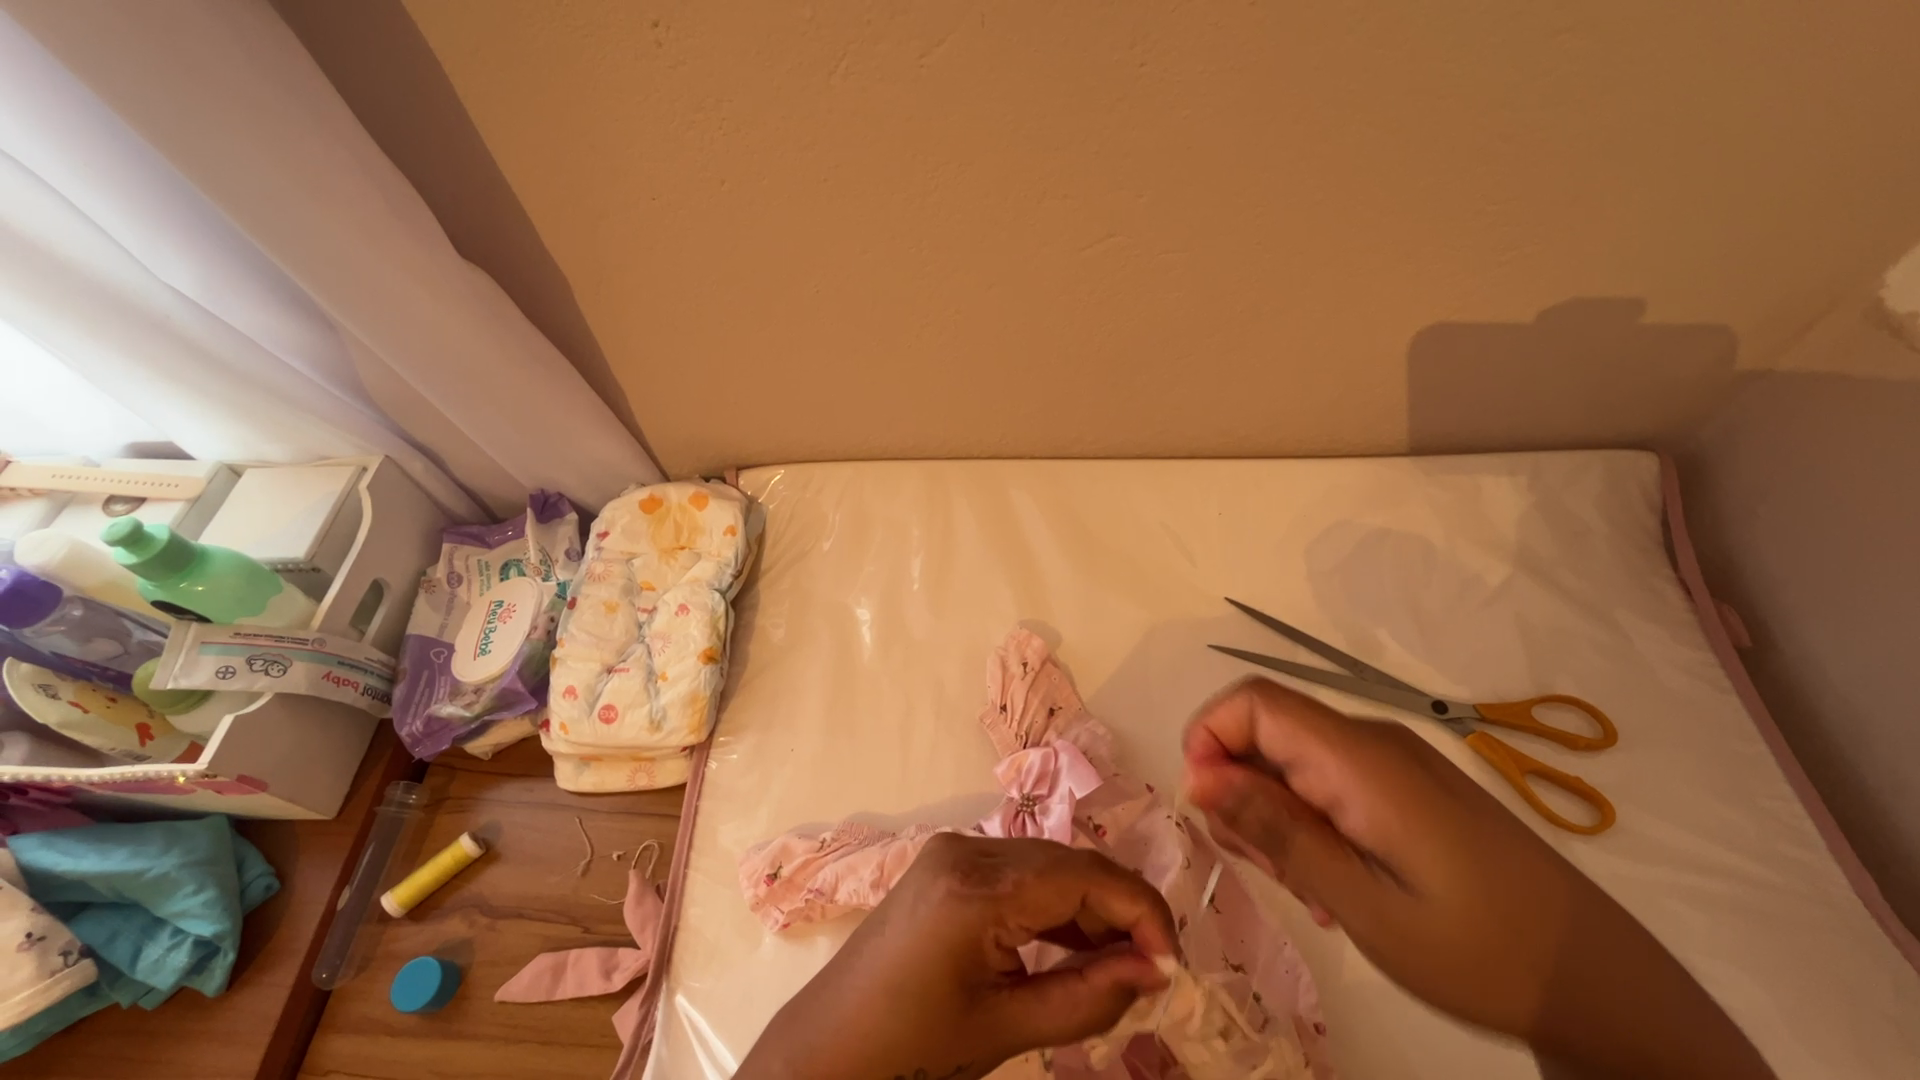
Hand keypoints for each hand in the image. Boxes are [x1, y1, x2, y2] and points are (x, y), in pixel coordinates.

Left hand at [735, 834, 1178, 1079]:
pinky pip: (1018, 874)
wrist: (826, 1048)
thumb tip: (1157, 969)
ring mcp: (952, 852)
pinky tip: (1072, 947)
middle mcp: (966, 850)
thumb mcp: (1006, 1029)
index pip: (1086, 875)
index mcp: (977, 887)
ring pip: (1047, 865)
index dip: (1141, 912)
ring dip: (1088, 909)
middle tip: (1151, 970)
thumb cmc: (911, 1050)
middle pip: (1069, 864)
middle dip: (1119, 911)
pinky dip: (1052, 907)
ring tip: (1119, 964)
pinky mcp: (946, 865)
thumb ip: (1089, 995)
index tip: (1171, 964)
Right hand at [1183, 677, 1773, 1079]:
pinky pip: (1326, 784)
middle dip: (1240, 794)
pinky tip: (1336, 885)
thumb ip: (1275, 830)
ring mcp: (1391, 764)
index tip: (1210, 814)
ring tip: (1311, 891)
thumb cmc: (1476, 949)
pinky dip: (1309, 826)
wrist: (1595, 980)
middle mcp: (1371, 743)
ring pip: (1291, 763)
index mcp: (1359, 759)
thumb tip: (1196, 775)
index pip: (1252, 701)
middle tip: (1270, 872)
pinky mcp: (1405, 788)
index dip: (1208, 740)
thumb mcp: (1360, 901)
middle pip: (1265, 733)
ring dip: (1274, 819)